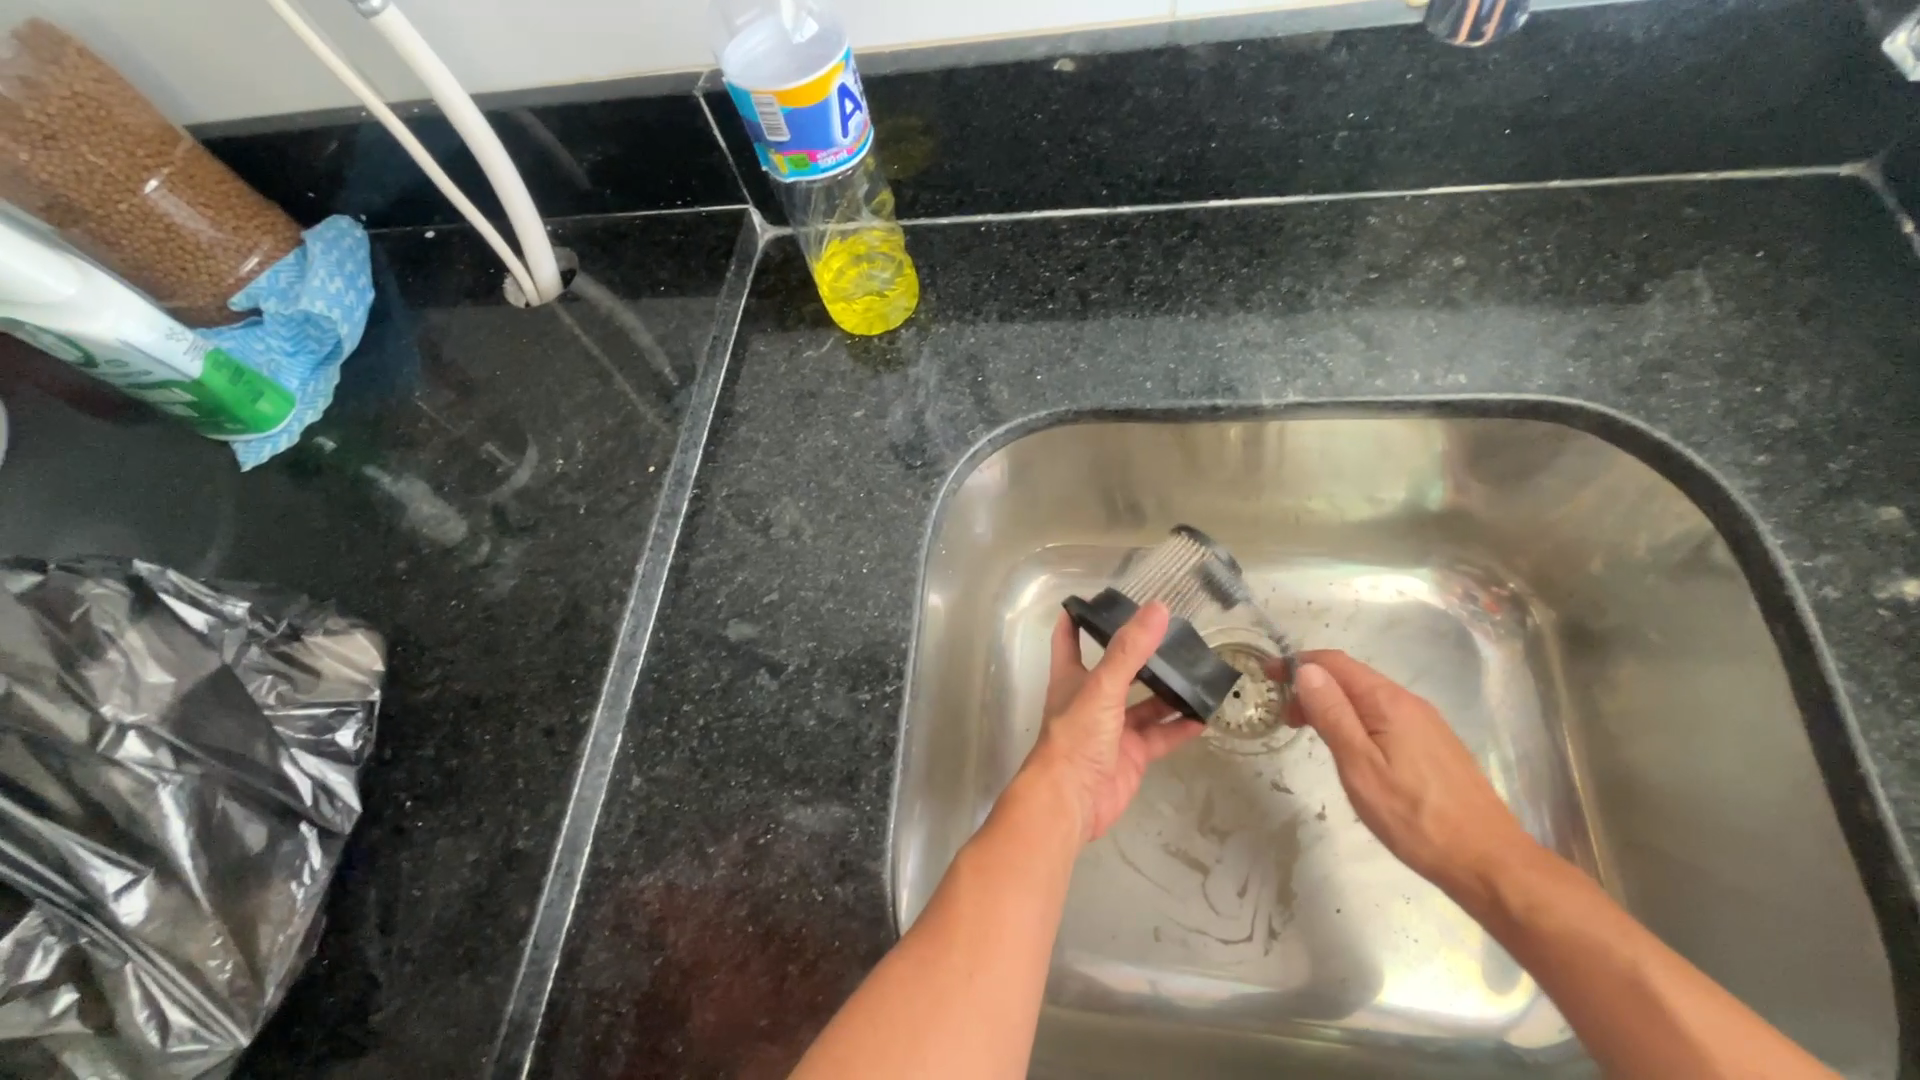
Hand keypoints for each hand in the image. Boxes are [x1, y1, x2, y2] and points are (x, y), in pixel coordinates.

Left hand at [1021, 603, 1205, 842]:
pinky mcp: (1132, 755)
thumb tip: (1157, 608)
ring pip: (1144, 704)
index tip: (1097, 599)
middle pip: (1117, 670)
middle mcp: (1091, 699)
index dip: (1078, 619)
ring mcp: (1113, 729)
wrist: (1071, 800)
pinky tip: (1203, 715)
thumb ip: (1130, 650)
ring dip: (1168, 691)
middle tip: (1173, 633)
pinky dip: (1180, 727)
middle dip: (1140, 654)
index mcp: (1072, 678)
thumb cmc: (1076, 736)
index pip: (1069, 639)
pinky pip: (1161, 736)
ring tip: (1197, 670)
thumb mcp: (1102, 687)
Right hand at [1285, 649, 1538, 893]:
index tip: (1265, 676)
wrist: (1487, 861)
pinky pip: (1384, 718)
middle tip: (1284, 719)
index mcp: (1389, 703)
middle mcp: (1410, 704)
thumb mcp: (1359, 766)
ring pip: (1368, 699)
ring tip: (1309, 734)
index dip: (1297, 663)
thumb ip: (1332, 715)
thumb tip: (1307, 671)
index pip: (1335, 663)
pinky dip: (1355, 720)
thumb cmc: (1414, 817)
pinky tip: (1349, 750)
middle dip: (1311, 686)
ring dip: (1332, 705)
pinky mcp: (1434, 747)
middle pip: (1352, 677)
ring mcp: (1426, 725)